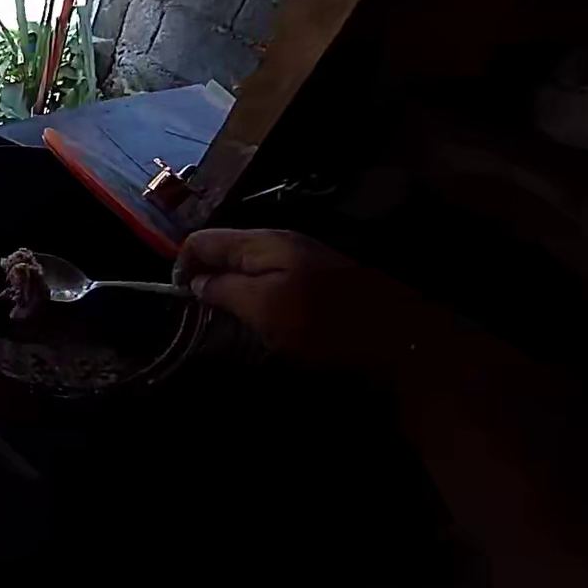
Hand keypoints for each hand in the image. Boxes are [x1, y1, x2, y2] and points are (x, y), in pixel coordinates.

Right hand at [173, 228, 425, 368]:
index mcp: (263, 242)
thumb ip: (221, 288)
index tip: (178, 298)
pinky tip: (263, 320)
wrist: (409, 347)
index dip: (181, 265)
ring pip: (246, 267)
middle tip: (200, 311)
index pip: (201, 240)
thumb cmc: (327, 324)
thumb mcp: (262, 306)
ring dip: (231, 288)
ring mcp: (305, 261)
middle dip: (205, 276)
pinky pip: (270, 281)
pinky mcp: (321, 283)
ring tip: (227, 318)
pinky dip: (256, 297)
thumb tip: (194, 282)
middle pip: (223, 250)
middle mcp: (281, 244)